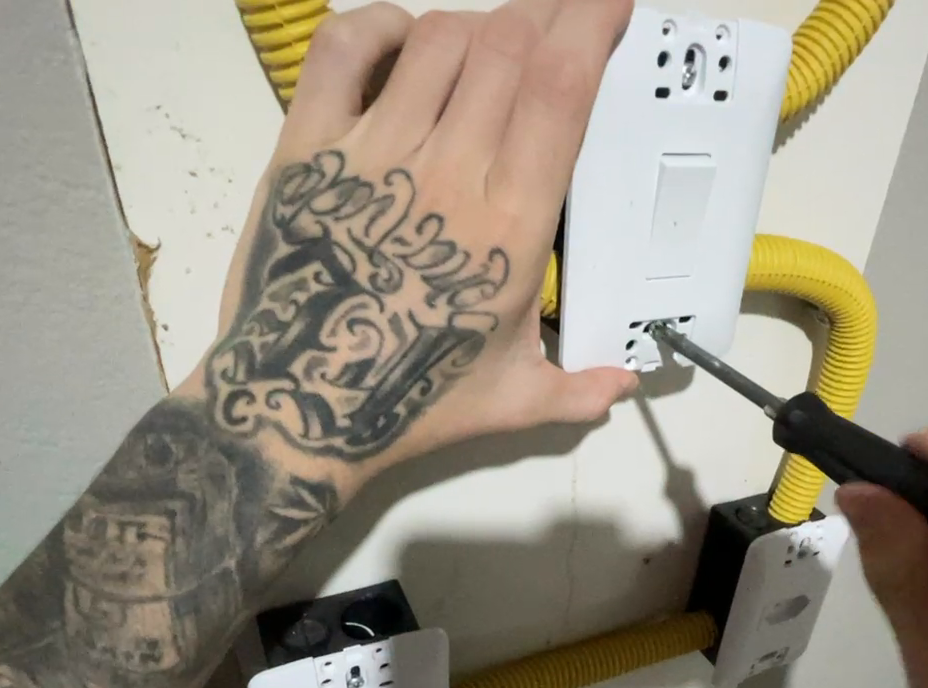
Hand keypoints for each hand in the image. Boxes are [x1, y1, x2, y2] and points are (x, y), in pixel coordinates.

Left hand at [188, 0, 638, 492]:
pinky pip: (345, 47)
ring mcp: (372, 151)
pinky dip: (384, 25)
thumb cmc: (412, 403)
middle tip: (566, 17)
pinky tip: (409, 42)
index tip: (612, 3)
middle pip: (508, 46)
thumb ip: (580, 392)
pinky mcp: (307, 146)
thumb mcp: (514, 404)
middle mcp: (448, 171)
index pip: (560, 92)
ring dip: (482, 24)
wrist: (298, 407)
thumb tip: (629, 385)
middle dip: (550, 11)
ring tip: (499, 46)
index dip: (592, 26)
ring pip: (440, 38)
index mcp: (509, 228)